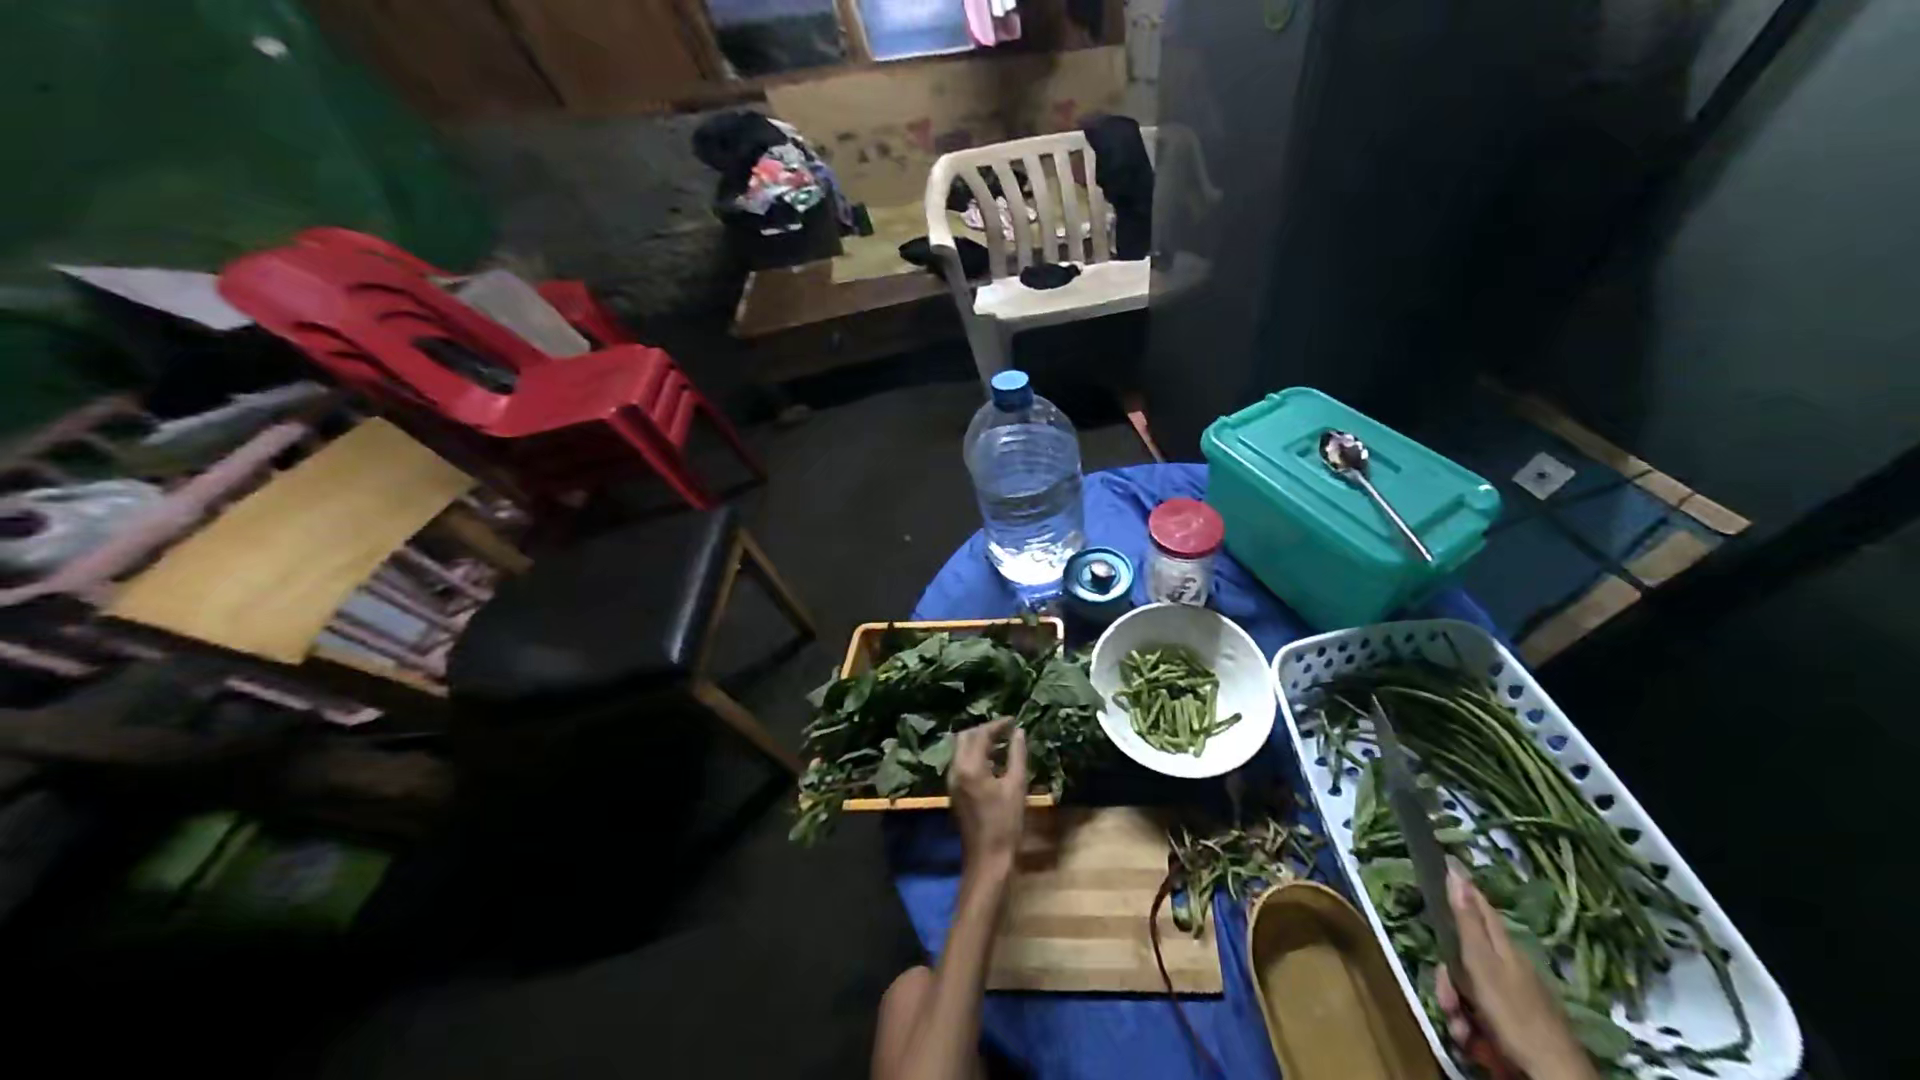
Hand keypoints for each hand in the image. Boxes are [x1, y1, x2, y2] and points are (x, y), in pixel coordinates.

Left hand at [948, 717, 1027, 874]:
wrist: (987, 857)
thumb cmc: (1006, 823)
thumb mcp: (1016, 785)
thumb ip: (1017, 755)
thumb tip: (1019, 732)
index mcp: (969, 767)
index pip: (980, 734)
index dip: (997, 725)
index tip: (1013, 721)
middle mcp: (955, 770)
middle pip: (965, 737)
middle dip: (985, 730)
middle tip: (1006, 730)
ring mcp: (952, 781)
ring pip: (961, 749)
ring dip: (979, 742)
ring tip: (1003, 742)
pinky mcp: (955, 790)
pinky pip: (962, 762)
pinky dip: (976, 755)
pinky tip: (994, 761)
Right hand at [1438, 864, 1598, 1079]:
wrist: (1552, 1073)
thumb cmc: (1515, 1013)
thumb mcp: (1482, 964)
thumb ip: (1466, 921)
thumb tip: (1455, 871)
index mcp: (1503, 947)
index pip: (1480, 907)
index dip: (1463, 889)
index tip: (1444, 865)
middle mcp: (1507, 967)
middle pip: (1462, 956)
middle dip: (1447, 978)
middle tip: (1449, 996)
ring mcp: (1511, 996)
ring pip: (1465, 988)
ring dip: (1455, 1007)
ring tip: (1463, 1029)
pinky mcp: (1511, 1022)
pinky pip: (1478, 1014)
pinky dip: (1471, 1028)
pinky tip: (1475, 1041)